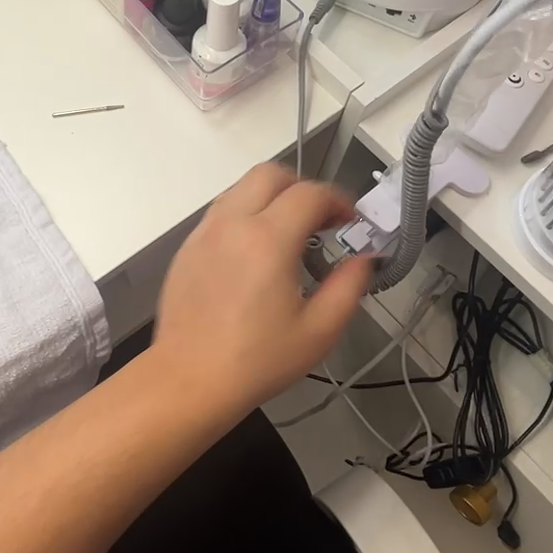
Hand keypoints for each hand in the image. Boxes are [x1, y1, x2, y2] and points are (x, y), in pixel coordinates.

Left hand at [146, 164, 372, 414]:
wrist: (189, 379)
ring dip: (271, 197)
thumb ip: (349, 286)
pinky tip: (255, 253)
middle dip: (302, 187)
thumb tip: (365, 259)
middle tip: (320, 219)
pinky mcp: (187, 247)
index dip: (338, 200)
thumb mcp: (319, 330)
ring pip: (241, 188)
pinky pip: (221, 211)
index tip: (349, 222)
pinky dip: (245, 214)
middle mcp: (232, 224)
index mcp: (268, 240)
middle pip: (270, 173)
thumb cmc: (257, 360)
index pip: (310, 193)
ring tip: (289, 234)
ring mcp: (204, 232)